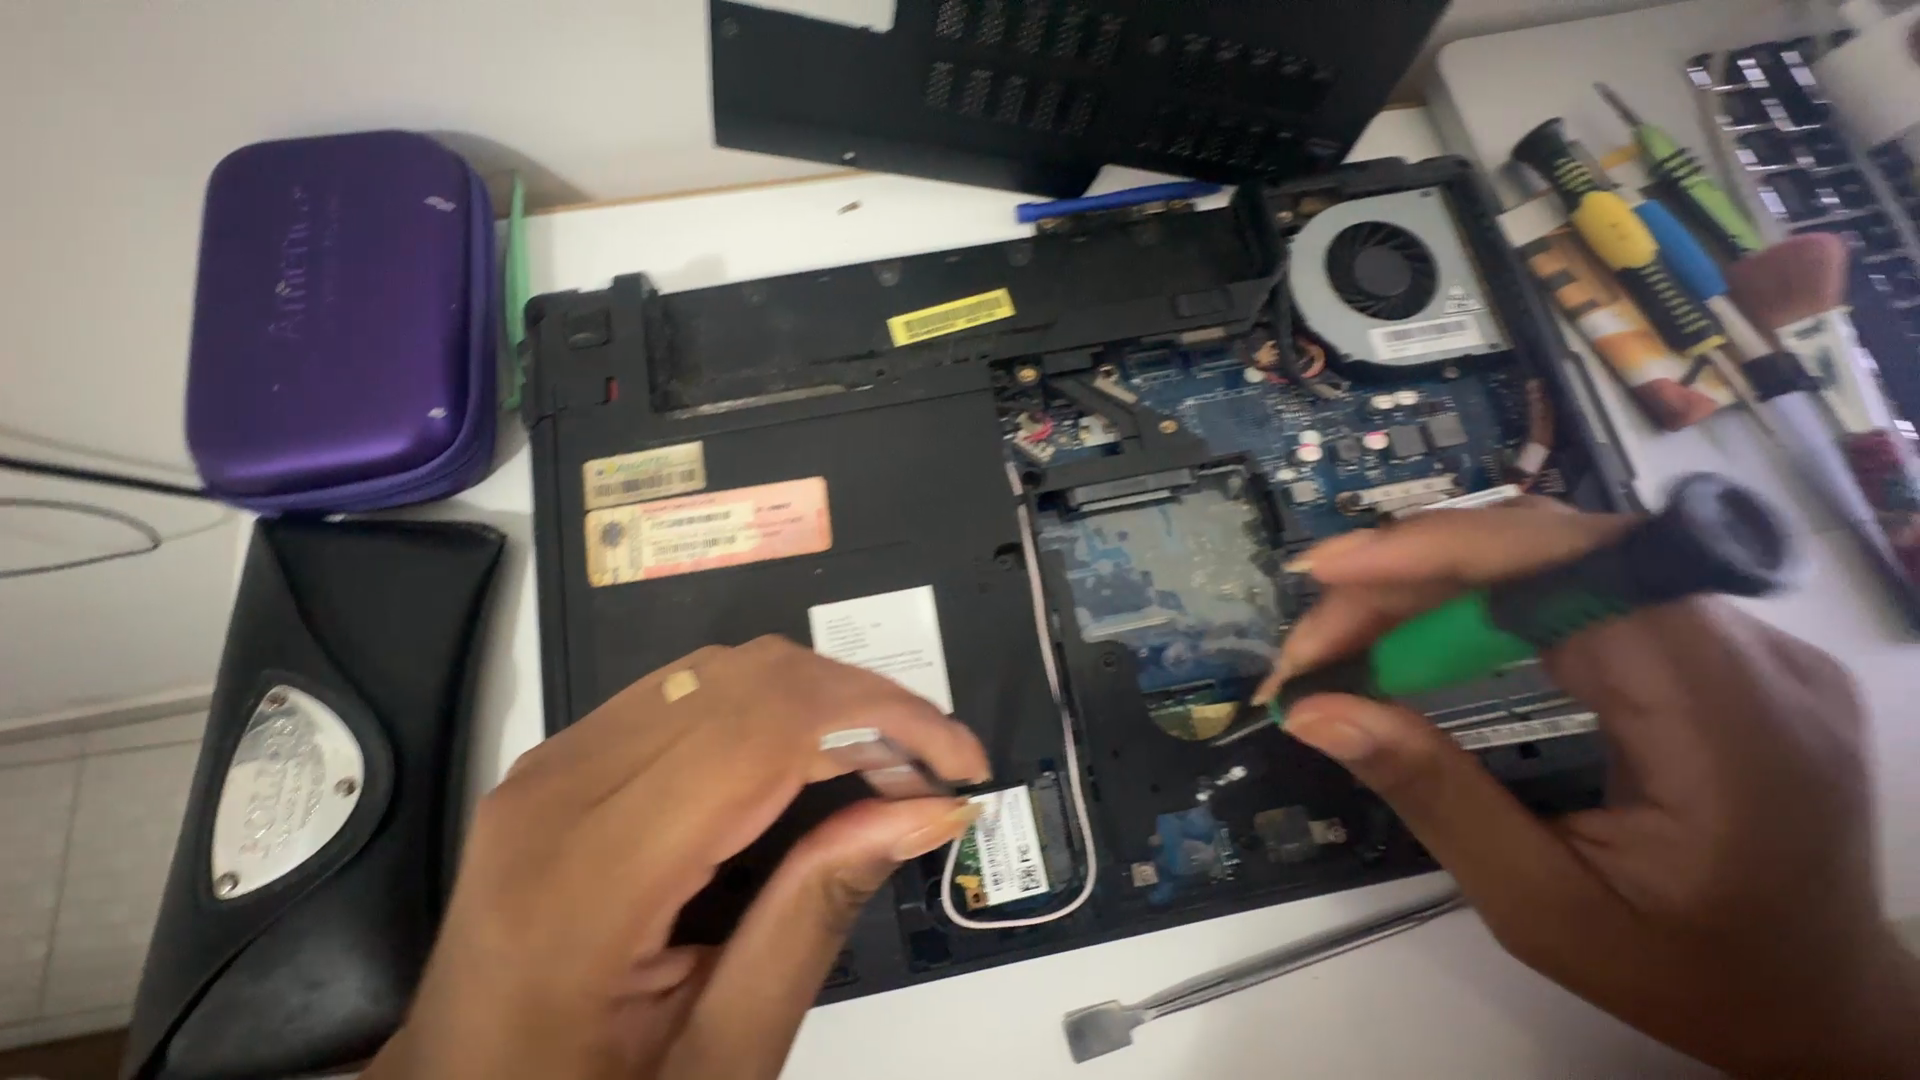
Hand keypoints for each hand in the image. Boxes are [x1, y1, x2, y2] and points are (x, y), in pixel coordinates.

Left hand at [365, 636, 989, 1079]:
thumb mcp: (720, 1058)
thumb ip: (817, 913)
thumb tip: (924, 809)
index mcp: (586, 879)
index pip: (763, 729)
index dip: (883, 719)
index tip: (959, 767)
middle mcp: (558, 791)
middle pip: (750, 679)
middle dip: (867, 703)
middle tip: (926, 775)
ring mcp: (551, 764)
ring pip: (725, 669)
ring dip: (824, 700)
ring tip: (880, 770)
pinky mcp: (562, 759)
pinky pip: (690, 690)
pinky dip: (773, 708)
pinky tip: (808, 763)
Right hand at [1260, 499, 1919, 1078]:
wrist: (1817, 1002)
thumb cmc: (1689, 974)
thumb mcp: (1541, 907)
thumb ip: (1433, 796)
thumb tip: (1315, 710)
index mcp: (1729, 719)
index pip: (1572, 572)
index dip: (1440, 551)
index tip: (1327, 573)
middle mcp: (1746, 651)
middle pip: (1546, 550)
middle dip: (1406, 576)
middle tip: (1312, 638)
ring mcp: (1730, 637)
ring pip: (1546, 557)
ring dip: (1426, 586)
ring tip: (1342, 639)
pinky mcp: (1699, 642)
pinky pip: (1563, 585)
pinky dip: (1467, 600)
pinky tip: (1412, 634)